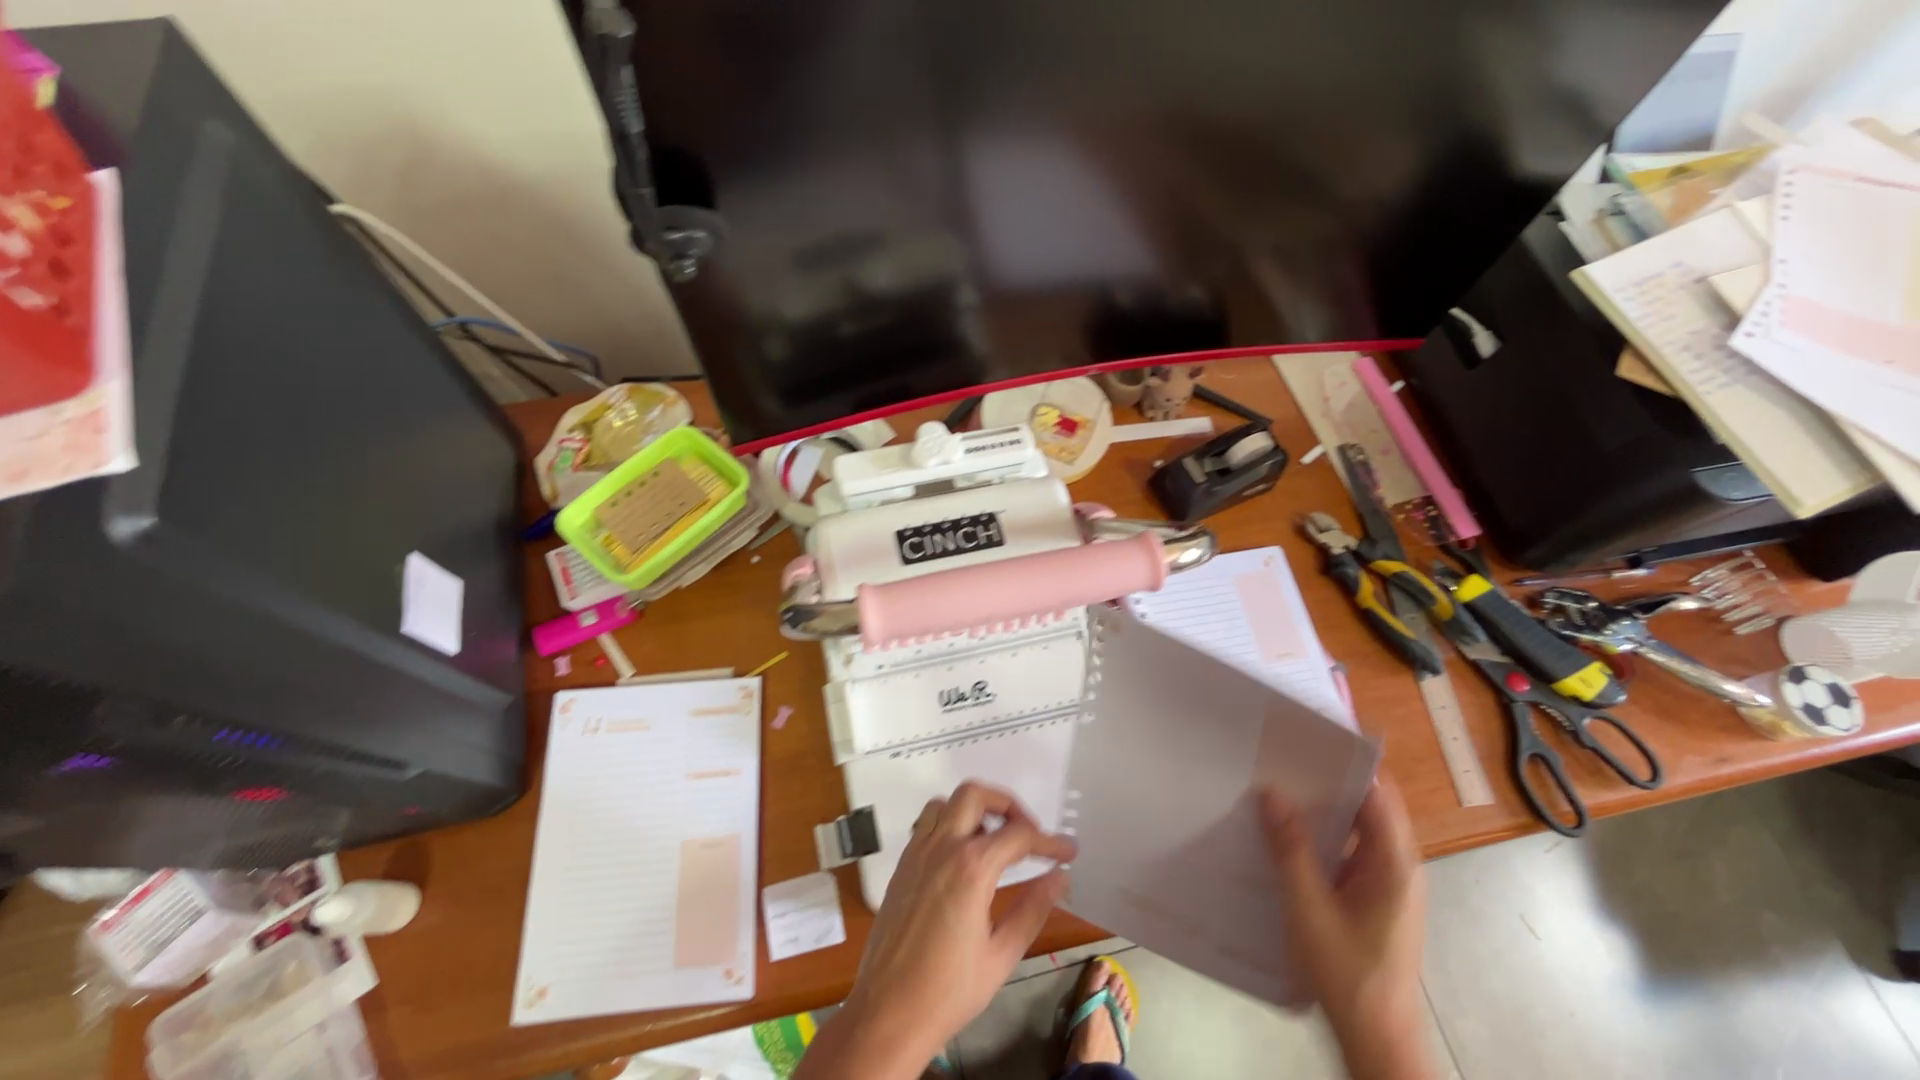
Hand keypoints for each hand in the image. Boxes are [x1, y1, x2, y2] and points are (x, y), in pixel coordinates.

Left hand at [796, 782, 1076, 1079]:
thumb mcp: (1002, 954)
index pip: (1019, 835)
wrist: (888, 1013)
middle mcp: (940, 848)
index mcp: (970, 868)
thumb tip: (1059, 877)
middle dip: (1007, 804)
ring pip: (944, 804)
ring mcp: (915, 854)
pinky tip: (964, 859)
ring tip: (995, 841)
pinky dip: (949, 825)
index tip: (1068, 853)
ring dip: (973, 811)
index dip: (1049, 842)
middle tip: (1027, 834)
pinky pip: (925, 826)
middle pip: (974, 795)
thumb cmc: (949, 991)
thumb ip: (1033, 908)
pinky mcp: (901, 868)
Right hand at [1263, 777, 1432, 1079]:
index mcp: (1395, 862)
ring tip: (1279, 785)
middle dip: (1330, 778)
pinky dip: (1324, 835)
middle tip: (1284, 754)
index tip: (1314, 731)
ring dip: (1325, 807)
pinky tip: (1287, 835)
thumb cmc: (1347, 972)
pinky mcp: (1374, 898)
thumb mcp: (1309, 909)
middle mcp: (1399, 865)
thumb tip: (1272, 795)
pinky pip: (1350, 850)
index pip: (1378, 792)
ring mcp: (1388, 883)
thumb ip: (1291, 850)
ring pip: (1358, 828)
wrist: (1377, 1035)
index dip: (1350, 758)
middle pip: (1369, 805)